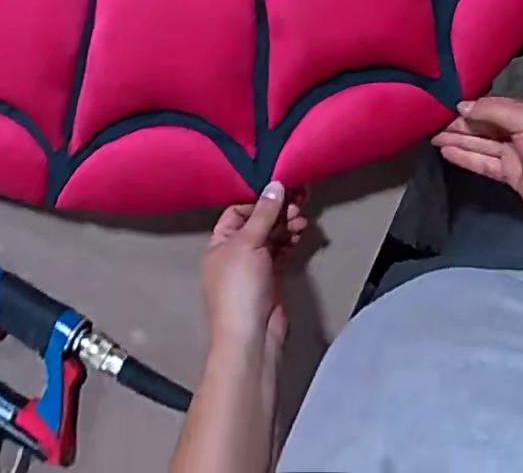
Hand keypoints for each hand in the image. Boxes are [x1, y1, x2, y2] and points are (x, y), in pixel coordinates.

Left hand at [201, 182, 308, 349]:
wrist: (252, 337)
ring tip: (302, 218)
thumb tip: (275, 185)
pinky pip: (282, 251)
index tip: (279, 191)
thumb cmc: (240, 287)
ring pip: (273, 236)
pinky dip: (291, 240)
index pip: (238, 211)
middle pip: (258, 222)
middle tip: (299, 201)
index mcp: (220, 242)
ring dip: (287, 224)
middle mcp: (236, 252)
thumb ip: (264, 213)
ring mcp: (254, 266)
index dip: (258, 200)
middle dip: (278, 211)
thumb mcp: (248, 242)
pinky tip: (301, 232)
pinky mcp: (272, 277)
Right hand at [432, 96, 522, 232]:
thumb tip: (462, 106)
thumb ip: (492, 112)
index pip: (492, 105)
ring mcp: (515, 154)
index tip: (442, 105)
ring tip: (431, 136)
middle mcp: (520, 130)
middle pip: (484, 124)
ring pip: (480, 143)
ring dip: (457, 139)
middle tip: (429, 121)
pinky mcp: (510, 175)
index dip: (470, 106)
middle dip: (459, 123)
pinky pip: (483, 162)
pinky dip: (465, 156)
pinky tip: (446, 152)